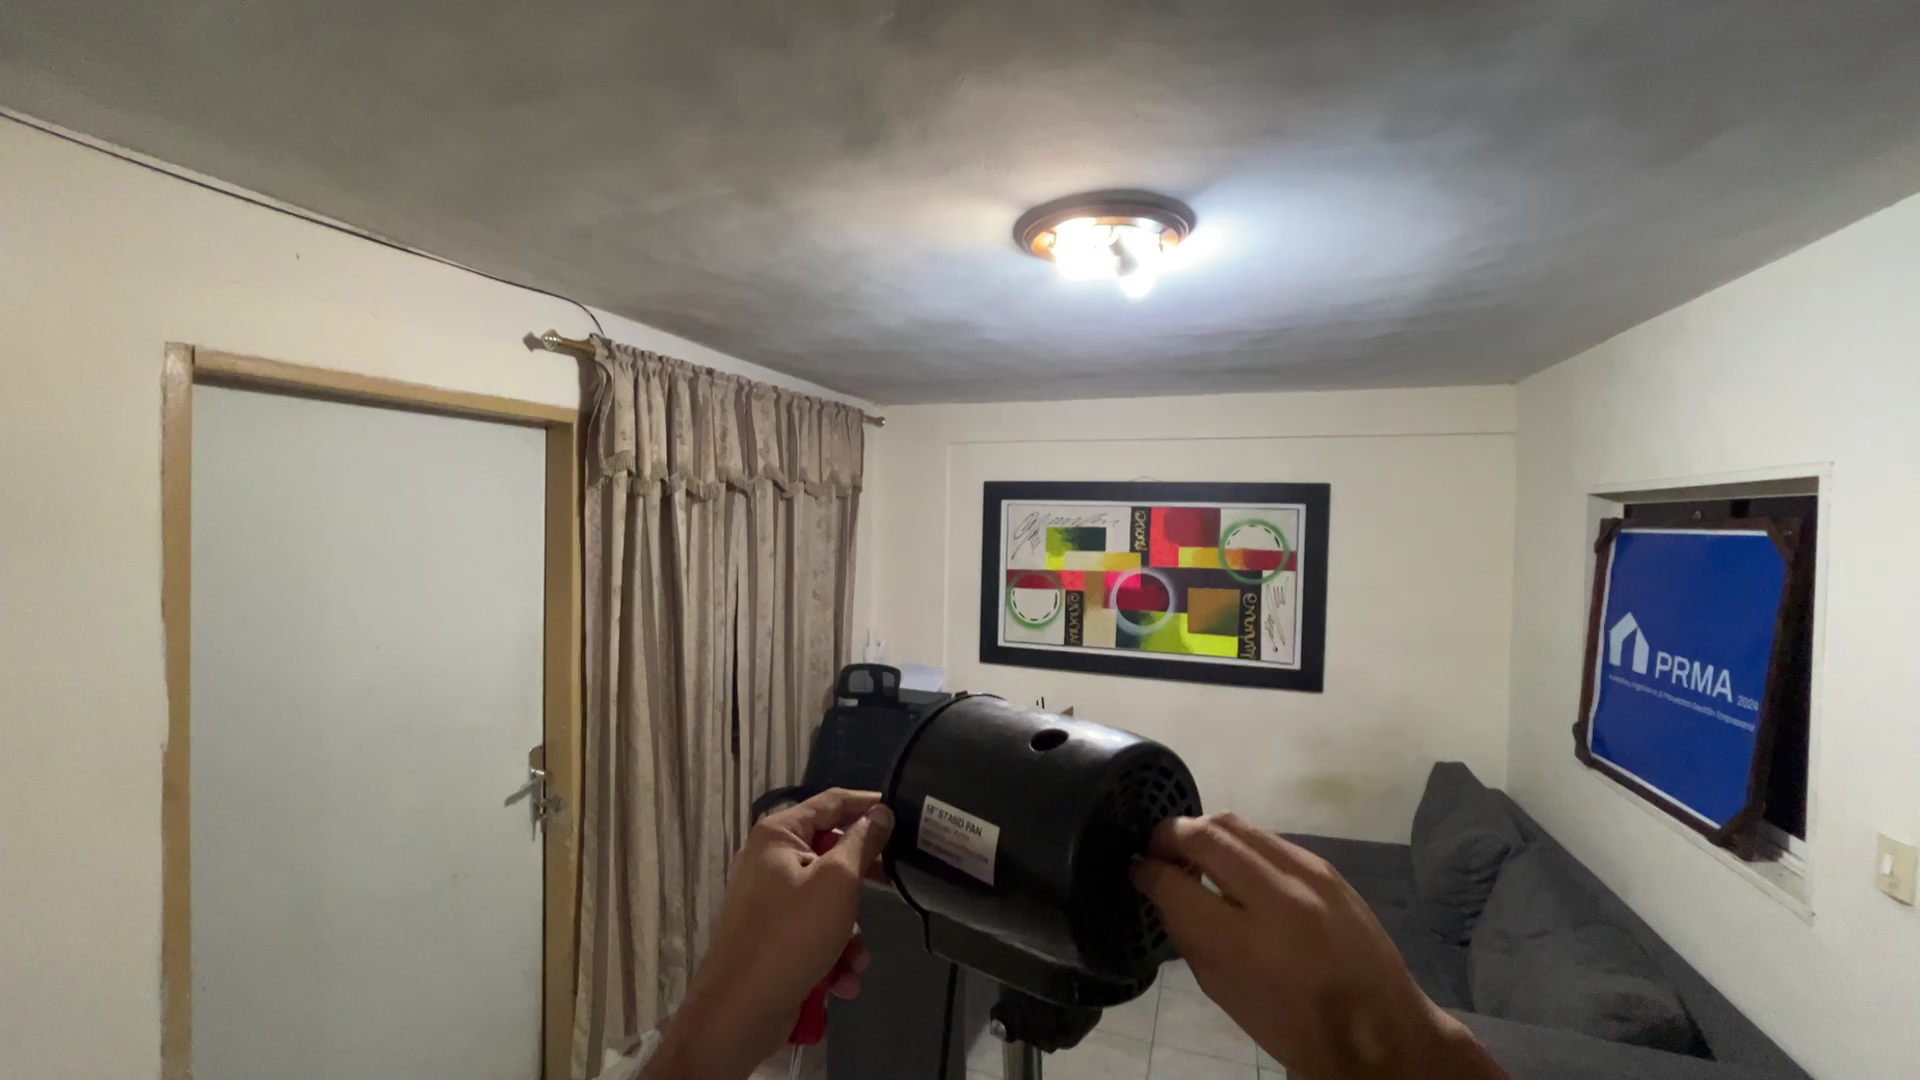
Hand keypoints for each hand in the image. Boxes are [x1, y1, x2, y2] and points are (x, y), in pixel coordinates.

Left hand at [643, 789, 894, 1079]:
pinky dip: (831, 951)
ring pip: (826, 897)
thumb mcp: (838, 881)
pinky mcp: (771, 935)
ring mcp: (768, 899)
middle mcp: (769, 859)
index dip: (866, 803)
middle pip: (830, 851)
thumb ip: (862, 842)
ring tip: (859, 959)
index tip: (899, 812)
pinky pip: (812, 928)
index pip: (831, 802)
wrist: (737, 1015)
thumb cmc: (790, 934)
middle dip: (862, 877)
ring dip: (849, 929)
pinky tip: (844, 979)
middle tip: (892, 881)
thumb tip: (880, 813)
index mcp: (779, 834)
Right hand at [1132, 814, 1506, 1079]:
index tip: (1138, 870)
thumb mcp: (1226, 993)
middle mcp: (1277, 896)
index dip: (1146, 872)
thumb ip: (1187, 934)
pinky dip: (1237, 843)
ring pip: (1233, 822)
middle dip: (1167, 836)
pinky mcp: (1324, 865)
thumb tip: (1160, 888)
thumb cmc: (1297, 1029)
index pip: (1174, 883)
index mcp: (1247, 943)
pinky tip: (1233, 864)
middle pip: (1201, 834)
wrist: (1387, 1035)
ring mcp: (1306, 873)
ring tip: (1192, 852)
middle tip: (1157, 851)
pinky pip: (1265, 836)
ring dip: (1201, 831)